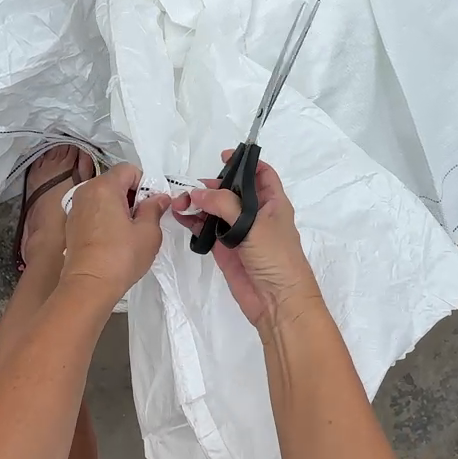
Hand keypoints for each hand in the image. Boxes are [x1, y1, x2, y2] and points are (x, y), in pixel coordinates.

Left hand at [62, 163, 171, 302]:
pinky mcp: (71, 224)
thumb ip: (154, 208)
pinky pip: (93, 210)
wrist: (88, 285)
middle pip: (115, 181)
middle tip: (144, 219)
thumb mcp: (148, 232)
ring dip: (119, 207)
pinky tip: (114, 239)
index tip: (152, 204)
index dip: (145, 183)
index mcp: (103, 187)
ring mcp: (76, 207)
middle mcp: (86, 191)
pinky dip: (106, 217)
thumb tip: (159, 198)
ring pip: (103, 197)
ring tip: (129, 232)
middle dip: (132, 195)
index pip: (129, 169)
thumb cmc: (120, 257)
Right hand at [175, 153, 320, 327]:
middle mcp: (255, 214)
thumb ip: (225, 204)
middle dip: (212, 184)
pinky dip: (192, 220)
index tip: (224, 156)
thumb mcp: (254, 224)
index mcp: (272, 202)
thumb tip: (198, 193)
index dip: (245, 162)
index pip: (261, 174)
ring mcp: (238, 231)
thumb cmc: (276, 257)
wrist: (277, 302)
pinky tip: (180, 215)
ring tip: (180, 202)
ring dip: (198, 202)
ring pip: (215, 208)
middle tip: (194, 187)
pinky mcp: (224, 247)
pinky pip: (205, 228)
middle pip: (231, 190)